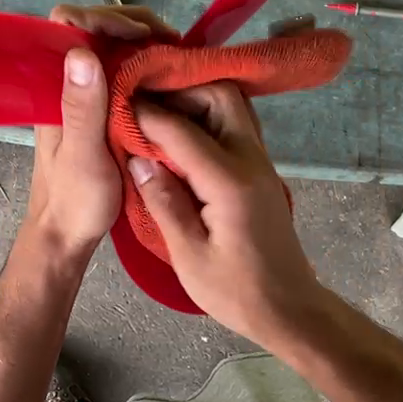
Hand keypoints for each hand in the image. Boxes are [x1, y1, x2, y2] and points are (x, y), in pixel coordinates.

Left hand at [23, 5, 176, 261]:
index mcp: (54, 85)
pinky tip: (173, 82)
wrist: (67, 236)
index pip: (68, 22)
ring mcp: (85, 95)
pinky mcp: (101, 110)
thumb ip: (82, 107)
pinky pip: (124, 74)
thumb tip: (82, 51)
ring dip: (146, 46)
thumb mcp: (83, 157)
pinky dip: (148, 69)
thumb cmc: (74, 201)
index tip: (144, 36)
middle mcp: (67, 81)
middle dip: (135, 28)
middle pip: (96, 28)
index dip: (105, 17)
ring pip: (112, 49)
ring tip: (180, 60)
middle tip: (175, 46)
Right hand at [127, 83, 327, 340]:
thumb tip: (137, 158)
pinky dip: (208, 118)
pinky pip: (236, 125)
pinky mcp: (261, 170)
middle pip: (219, 96)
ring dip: (195, 102)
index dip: (144, 114)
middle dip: (178, 93)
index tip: (114, 106)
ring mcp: (261, 163)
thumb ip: (163, 202)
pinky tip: (181, 138)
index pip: (181, 130)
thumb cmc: (236, 291)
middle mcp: (251, 160)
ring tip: (158, 119)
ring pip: (232, 105)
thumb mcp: (189, 256)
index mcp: (229, 182)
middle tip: (141, 109)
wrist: (288, 308)